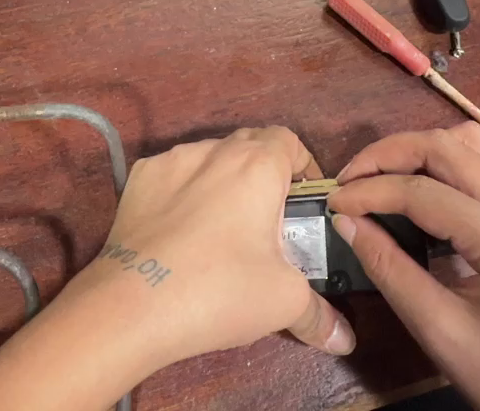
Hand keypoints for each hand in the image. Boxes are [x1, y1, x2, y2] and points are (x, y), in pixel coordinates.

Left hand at [75, 126, 353, 369]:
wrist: (134, 302)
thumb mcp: (283, 303)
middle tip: (269, 217)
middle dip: (264, 171)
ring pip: (209, 156)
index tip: (305, 199)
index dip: (302, 164)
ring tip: (222, 225)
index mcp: (257, 165)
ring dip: (223, 179)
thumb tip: (345, 339)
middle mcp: (216, 149)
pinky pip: (173, 173)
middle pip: (250, 144)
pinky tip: (180, 230)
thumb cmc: (220, 290)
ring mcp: (172, 159)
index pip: (289, 140)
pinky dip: (184, 191)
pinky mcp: (140, 177)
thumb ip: (319, 314)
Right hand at [329, 123, 479, 410]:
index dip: (369, 191)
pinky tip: (418, 187)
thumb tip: (346, 221)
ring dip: (416, 151)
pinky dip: (442, 162)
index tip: (331, 202)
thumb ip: (390, 270)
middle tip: (348, 180)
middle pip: (444, 147)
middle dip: (388, 155)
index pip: (422, 192)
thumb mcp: (442, 333)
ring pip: (466, 143)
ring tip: (378, 178)